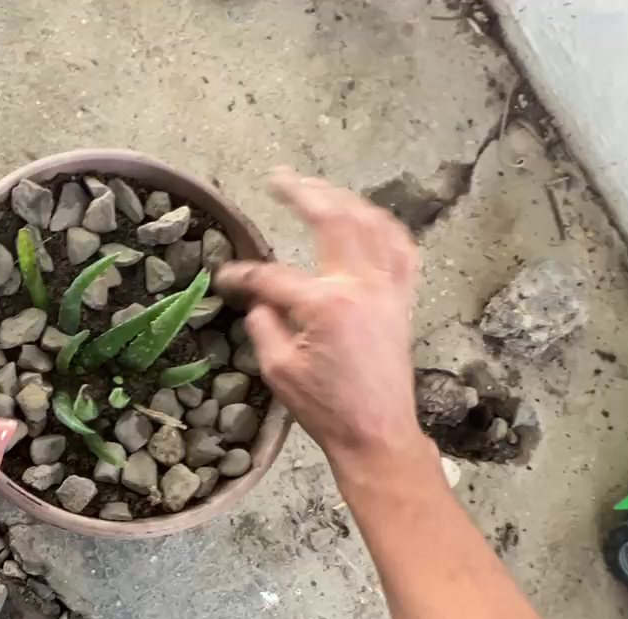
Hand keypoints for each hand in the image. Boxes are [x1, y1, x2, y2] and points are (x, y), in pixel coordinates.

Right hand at [215, 168, 425, 466]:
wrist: (375, 431)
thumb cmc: (324, 408)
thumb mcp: (278, 371)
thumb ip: (264, 325)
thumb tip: (260, 299)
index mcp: (326, 304)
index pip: (273, 276)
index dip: (243, 275)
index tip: (224, 277)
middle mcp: (362, 284)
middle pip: (332, 219)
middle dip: (302, 192)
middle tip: (278, 178)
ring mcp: (390, 287)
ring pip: (372, 222)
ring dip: (344, 199)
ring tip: (319, 189)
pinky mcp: (403, 298)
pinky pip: (400, 246)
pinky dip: (383, 226)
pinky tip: (370, 219)